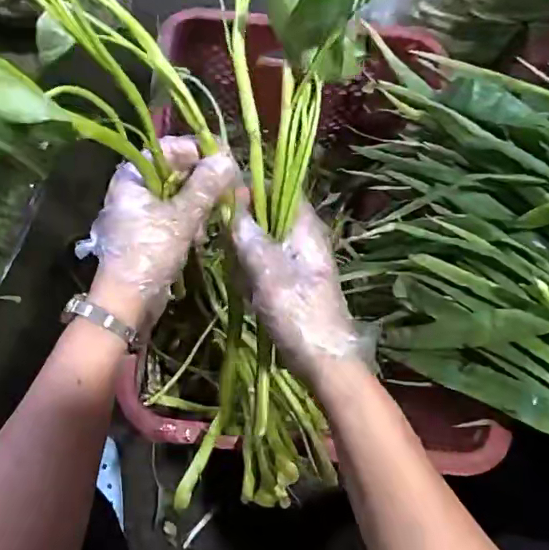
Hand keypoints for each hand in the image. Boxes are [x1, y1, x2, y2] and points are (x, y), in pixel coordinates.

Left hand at [80, 137, 235, 331]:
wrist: (126, 301)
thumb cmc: (149, 252)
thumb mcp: (181, 217)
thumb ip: (205, 186)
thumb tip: (226, 159)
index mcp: (131, 177)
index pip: (165, 149)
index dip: (195, 151)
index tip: (222, 160)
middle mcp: (131, 190)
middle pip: (172, 172)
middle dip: (203, 180)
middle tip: (230, 188)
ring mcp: (138, 213)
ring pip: (175, 196)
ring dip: (199, 203)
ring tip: (220, 212)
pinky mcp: (147, 234)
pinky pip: (172, 218)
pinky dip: (189, 221)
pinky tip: (202, 235)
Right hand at [230, 194, 368, 384]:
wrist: (324, 361)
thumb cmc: (299, 313)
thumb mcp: (267, 271)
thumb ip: (248, 235)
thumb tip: (231, 201)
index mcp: (305, 226)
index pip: (278, 188)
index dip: (250, 190)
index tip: (224, 204)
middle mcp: (303, 236)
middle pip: (264, 216)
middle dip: (242, 233)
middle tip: (233, 255)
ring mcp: (297, 259)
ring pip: (259, 243)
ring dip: (244, 261)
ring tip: (244, 285)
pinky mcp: (290, 280)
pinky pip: (262, 267)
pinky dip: (252, 279)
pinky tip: (251, 298)